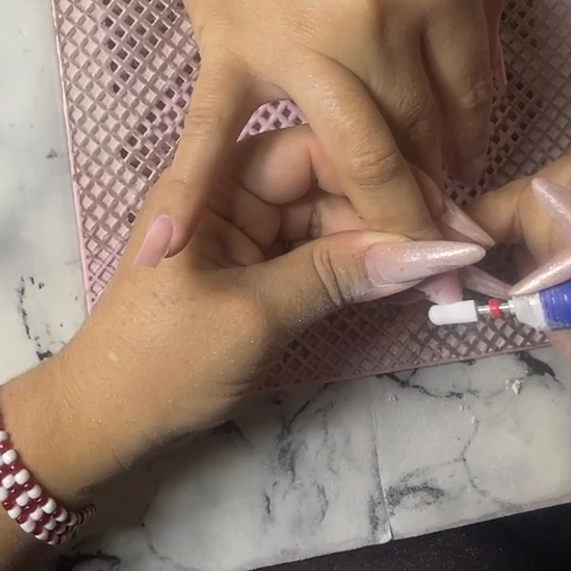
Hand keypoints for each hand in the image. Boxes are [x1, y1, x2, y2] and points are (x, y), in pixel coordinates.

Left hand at [49, 125, 485, 481]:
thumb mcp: (254, 314)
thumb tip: (436, 250)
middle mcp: (230, 192)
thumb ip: (338, 274)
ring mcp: (244, 230)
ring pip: (328, 219)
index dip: (379, 177)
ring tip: (447, 273)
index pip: (310, 152)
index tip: (446, 213)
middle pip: (326, 182)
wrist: (107, 419)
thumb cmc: (165, 361)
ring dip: (382, 244)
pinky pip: (315, 252)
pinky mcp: (255, 266)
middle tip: (463, 248)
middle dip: (390, 213)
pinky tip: (404, 279)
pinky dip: (356, 267)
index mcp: (210, 182)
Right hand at [143, 0, 506, 256]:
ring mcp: (296, 47)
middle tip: (442, 231)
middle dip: (437, 189)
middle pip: (422, 133)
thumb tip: (478, 86)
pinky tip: (165, 252)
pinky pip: (211, 134)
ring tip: (388, 242)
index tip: (466, 174)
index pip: (473, 91)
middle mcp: (375, 23)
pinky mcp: (229, 56)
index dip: (475, 141)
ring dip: (379, 205)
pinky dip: (188, 193)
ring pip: (354, 151)